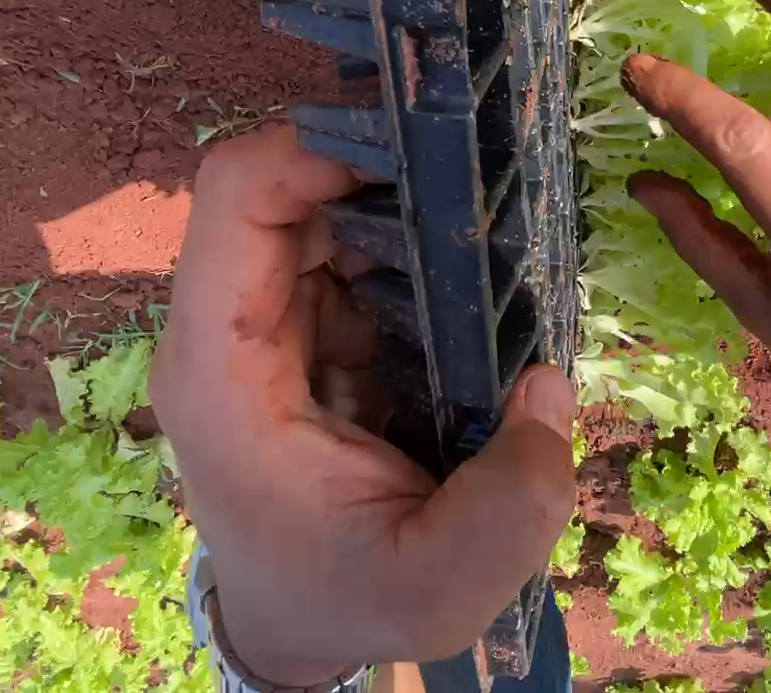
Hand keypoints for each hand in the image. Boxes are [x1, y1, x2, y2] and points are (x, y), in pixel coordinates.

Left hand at [150, 125, 576, 683]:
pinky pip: (367, 243)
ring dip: (406, 195)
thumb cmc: (348, 599)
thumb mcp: (437, 587)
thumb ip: (509, 505)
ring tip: (485, 208)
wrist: (308, 620)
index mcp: (224, 367)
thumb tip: (546, 384)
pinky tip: (476, 256)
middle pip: (288, 184)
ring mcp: (283, 316)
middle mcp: (238, 322)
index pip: (238, 199)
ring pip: (332, 204)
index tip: (413, 155)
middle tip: (472, 167)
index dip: (316, 149)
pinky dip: (421, 235)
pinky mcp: (326, 321)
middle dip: (380, 160)